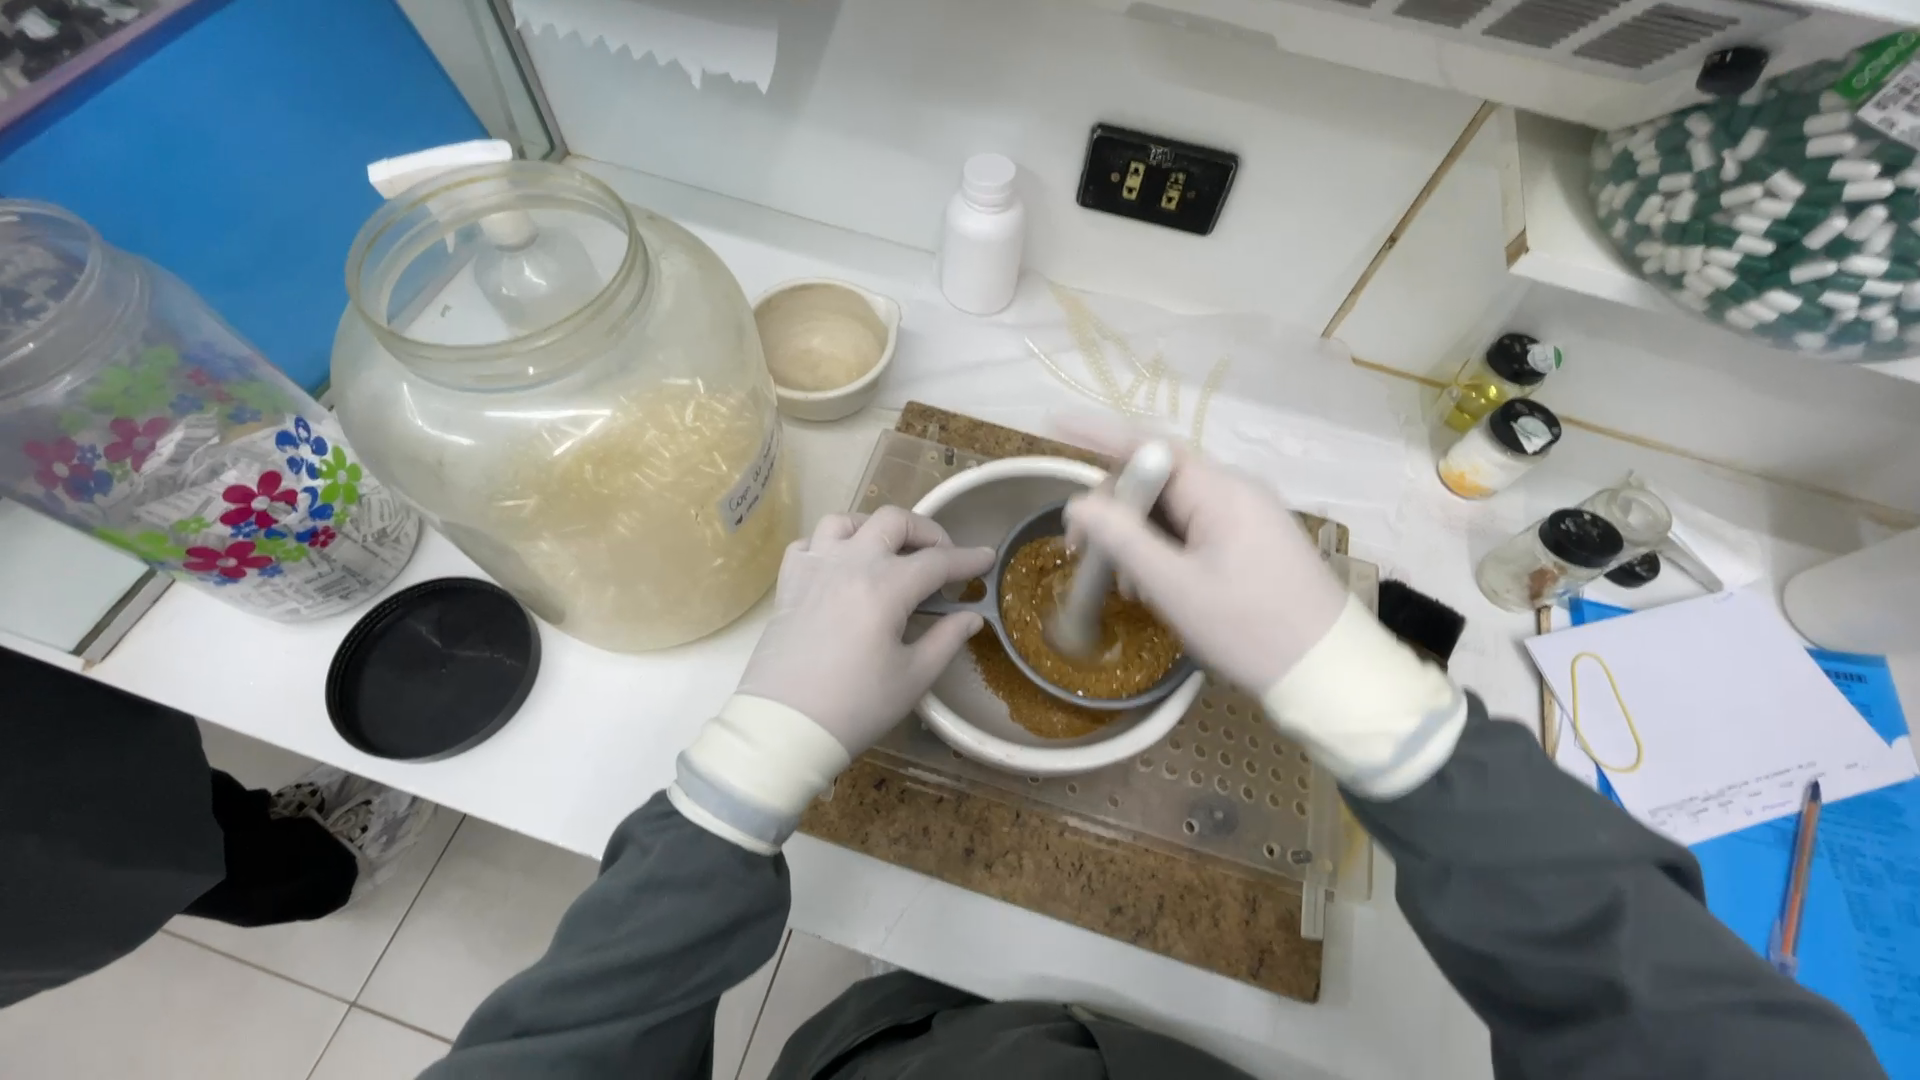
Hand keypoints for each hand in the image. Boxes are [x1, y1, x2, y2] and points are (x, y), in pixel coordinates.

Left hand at [737, 507, 994, 756]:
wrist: (785, 727)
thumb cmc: (855, 707)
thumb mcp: (913, 678)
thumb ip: (947, 639)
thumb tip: (971, 616)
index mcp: (885, 587)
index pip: (937, 562)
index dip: (967, 559)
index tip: (988, 558)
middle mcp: (849, 564)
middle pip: (893, 522)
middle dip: (927, 532)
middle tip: (942, 558)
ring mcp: (814, 569)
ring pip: (846, 521)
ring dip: (876, 529)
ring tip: (890, 552)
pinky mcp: (789, 583)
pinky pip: (810, 542)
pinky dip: (831, 544)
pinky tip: (843, 566)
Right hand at [1063, 433, 1347, 694]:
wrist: (1328, 671)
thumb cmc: (1249, 629)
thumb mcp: (1175, 587)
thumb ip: (1123, 539)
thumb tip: (1078, 503)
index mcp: (1220, 491)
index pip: (1148, 446)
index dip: (1098, 433)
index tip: (1054, 424)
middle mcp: (1236, 490)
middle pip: (1157, 480)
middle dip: (1114, 508)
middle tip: (1082, 552)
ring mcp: (1248, 515)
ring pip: (1174, 509)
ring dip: (1139, 537)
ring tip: (1123, 585)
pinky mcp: (1254, 541)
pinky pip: (1196, 529)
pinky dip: (1165, 549)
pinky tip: (1154, 586)